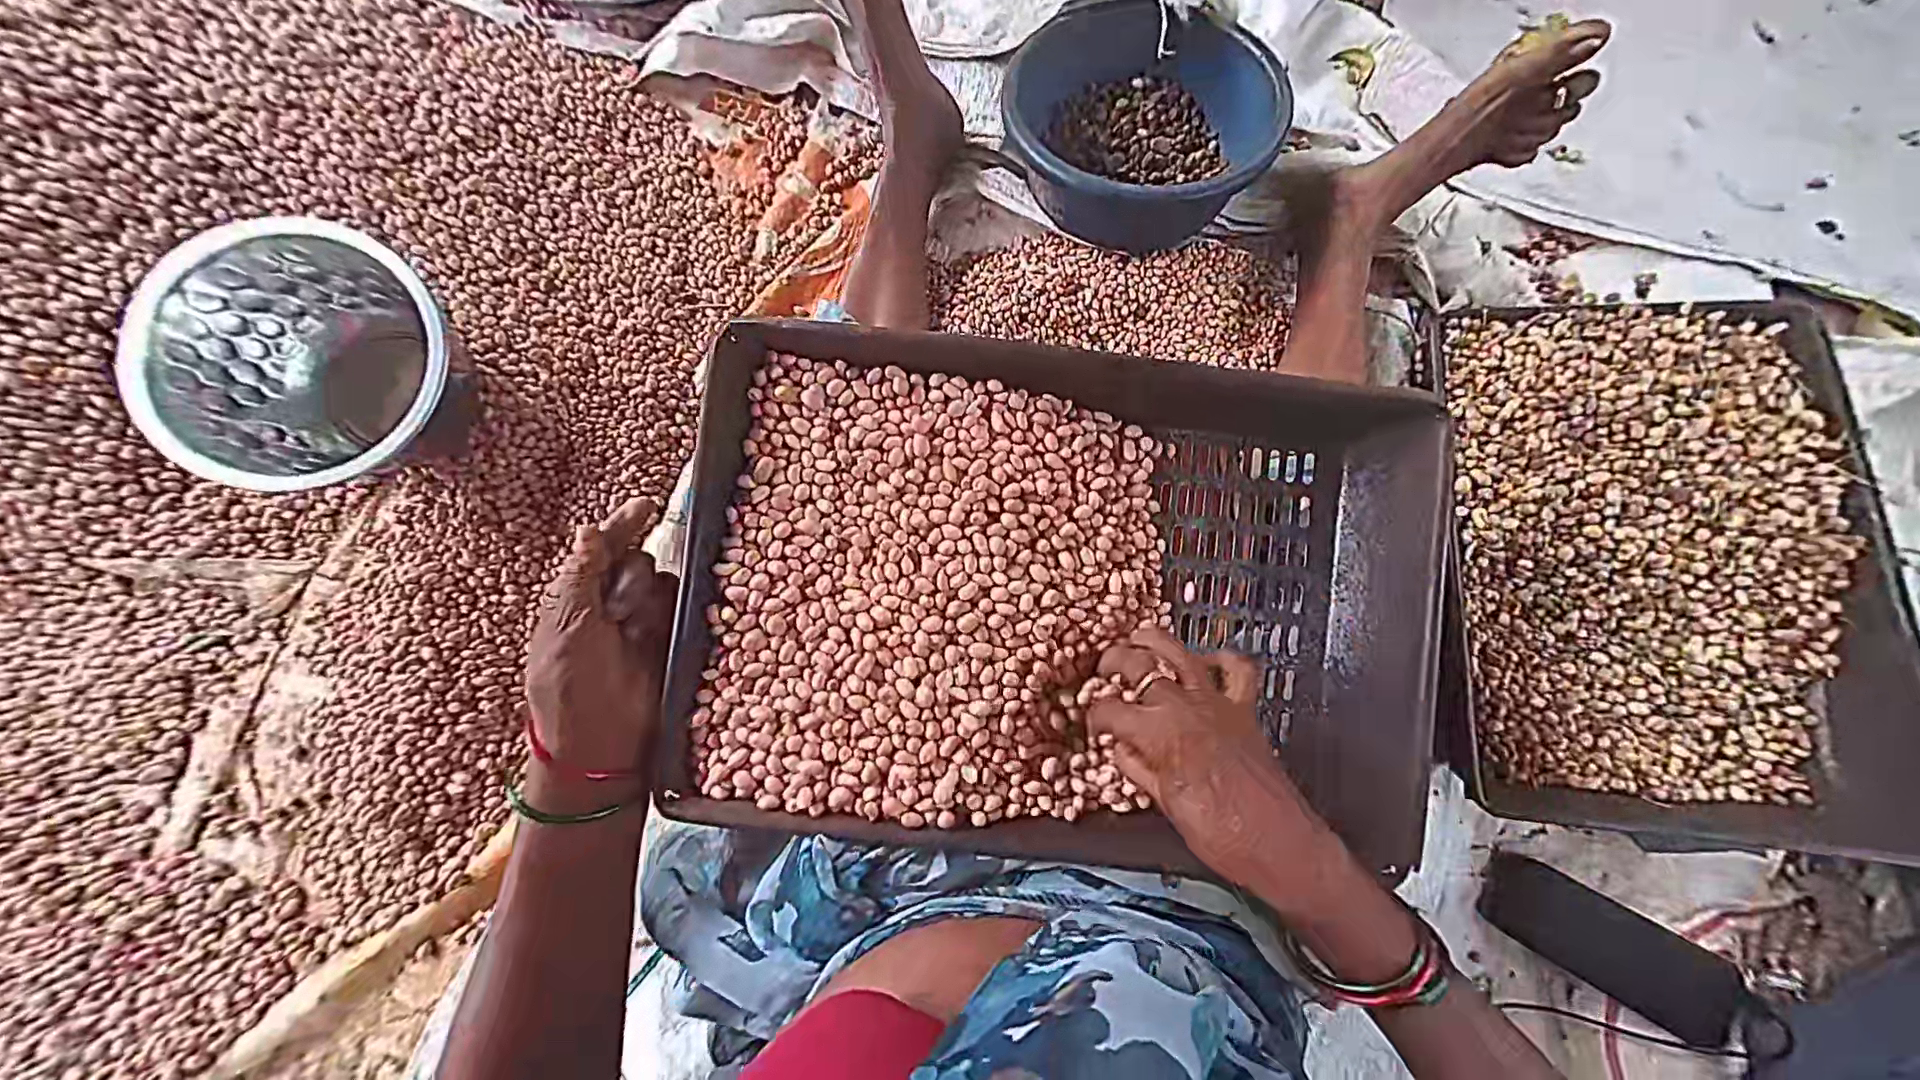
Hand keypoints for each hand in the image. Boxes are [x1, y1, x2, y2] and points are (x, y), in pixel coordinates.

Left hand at [525, 497, 677, 787]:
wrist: (603, 741)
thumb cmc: (570, 685)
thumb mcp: (565, 626)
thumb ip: (580, 575)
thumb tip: (589, 531)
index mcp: (577, 598)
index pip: (603, 549)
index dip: (623, 526)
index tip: (646, 505)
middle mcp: (613, 604)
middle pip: (638, 561)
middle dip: (630, 578)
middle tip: (617, 613)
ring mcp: (646, 622)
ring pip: (663, 583)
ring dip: (648, 602)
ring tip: (634, 635)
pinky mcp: (674, 638)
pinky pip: (684, 607)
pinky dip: (677, 611)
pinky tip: (661, 632)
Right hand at [1088, 627, 1339, 889]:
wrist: (1280, 845)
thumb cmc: (1222, 834)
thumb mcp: (1166, 804)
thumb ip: (1139, 769)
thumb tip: (1119, 750)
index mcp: (1158, 732)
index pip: (1110, 710)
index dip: (1095, 716)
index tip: (1094, 726)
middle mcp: (1184, 707)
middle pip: (1138, 665)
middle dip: (1113, 662)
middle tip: (1104, 670)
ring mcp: (1217, 703)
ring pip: (1181, 652)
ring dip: (1155, 641)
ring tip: (1140, 639)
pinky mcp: (1244, 710)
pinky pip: (1237, 670)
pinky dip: (1221, 660)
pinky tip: (1206, 662)